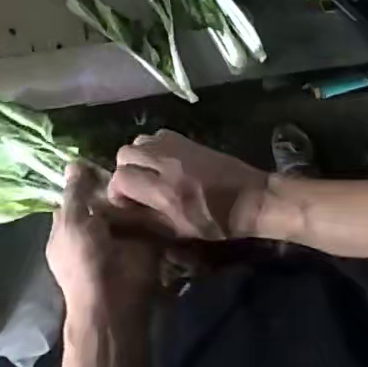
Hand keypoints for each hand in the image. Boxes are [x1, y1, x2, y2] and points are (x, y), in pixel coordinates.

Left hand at [47, 163, 161, 325]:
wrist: (115, 297)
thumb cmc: (83, 260)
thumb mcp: (71, 221)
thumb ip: (75, 191)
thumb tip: (74, 161)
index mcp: (70, 225)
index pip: (78, 194)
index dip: (88, 177)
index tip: (105, 155)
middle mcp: (96, 227)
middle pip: (106, 197)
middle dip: (117, 181)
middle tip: (134, 156)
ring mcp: (122, 233)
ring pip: (129, 204)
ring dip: (138, 190)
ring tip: (152, 163)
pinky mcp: (146, 238)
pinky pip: (150, 215)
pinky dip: (155, 203)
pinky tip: (164, 181)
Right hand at [107, 130, 269, 240]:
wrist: (251, 198)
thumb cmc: (215, 222)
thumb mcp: (176, 230)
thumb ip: (143, 219)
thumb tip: (116, 214)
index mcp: (164, 190)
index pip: (120, 178)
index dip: (118, 193)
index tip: (127, 204)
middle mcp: (167, 162)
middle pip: (124, 154)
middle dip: (124, 170)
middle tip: (137, 187)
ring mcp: (179, 147)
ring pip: (139, 141)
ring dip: (138, 157)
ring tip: (150, 174)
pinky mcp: (189, 140)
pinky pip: (158, 136)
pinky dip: (154, 148)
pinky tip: (165, 164)